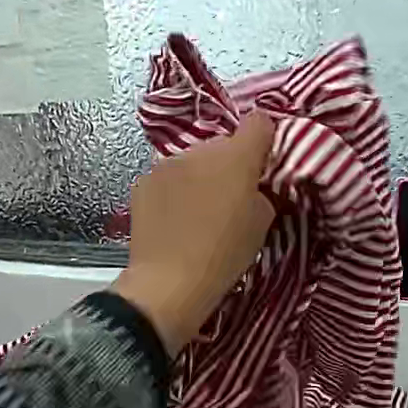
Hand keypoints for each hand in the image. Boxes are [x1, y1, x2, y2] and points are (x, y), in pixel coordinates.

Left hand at [111, 113, 275, 353]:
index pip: (258, 123)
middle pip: (223, 145)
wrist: (169, 283)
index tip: (264, 163)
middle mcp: (200, 151)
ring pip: (194, 161)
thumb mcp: (262, 226)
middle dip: (230, 165)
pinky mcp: (143, 182)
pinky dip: (176, 191)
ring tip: (200, 213)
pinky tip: (175, 220)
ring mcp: (167, 164)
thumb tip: (254, 186)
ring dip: (201, 177)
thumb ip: (263, 193)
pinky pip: (169, 178)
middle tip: (231, 199)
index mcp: (236, 158)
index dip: (264, 140)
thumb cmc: (225, 256)